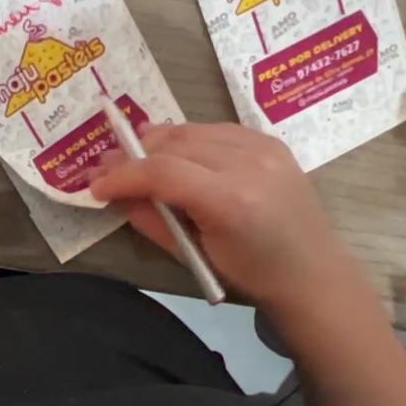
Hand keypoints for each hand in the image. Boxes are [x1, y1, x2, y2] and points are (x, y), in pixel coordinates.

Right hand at [87, 122, 358, 307]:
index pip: (163, 172)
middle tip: (102, 165)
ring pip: (194, 131)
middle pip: (175, 144)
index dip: (123, 175)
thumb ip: (153, 221)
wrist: (310, 271)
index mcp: (230, 201)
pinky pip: (216, 130)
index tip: (95, 186)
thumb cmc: (251, 274)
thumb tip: (118, 197)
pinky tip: (168, 148)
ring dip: (157, 141)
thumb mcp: (195, 254)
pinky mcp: (270, 141)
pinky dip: (186, 137)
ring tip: (129, 152)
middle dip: (133, 154)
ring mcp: (264, 147)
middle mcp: (249, 164)